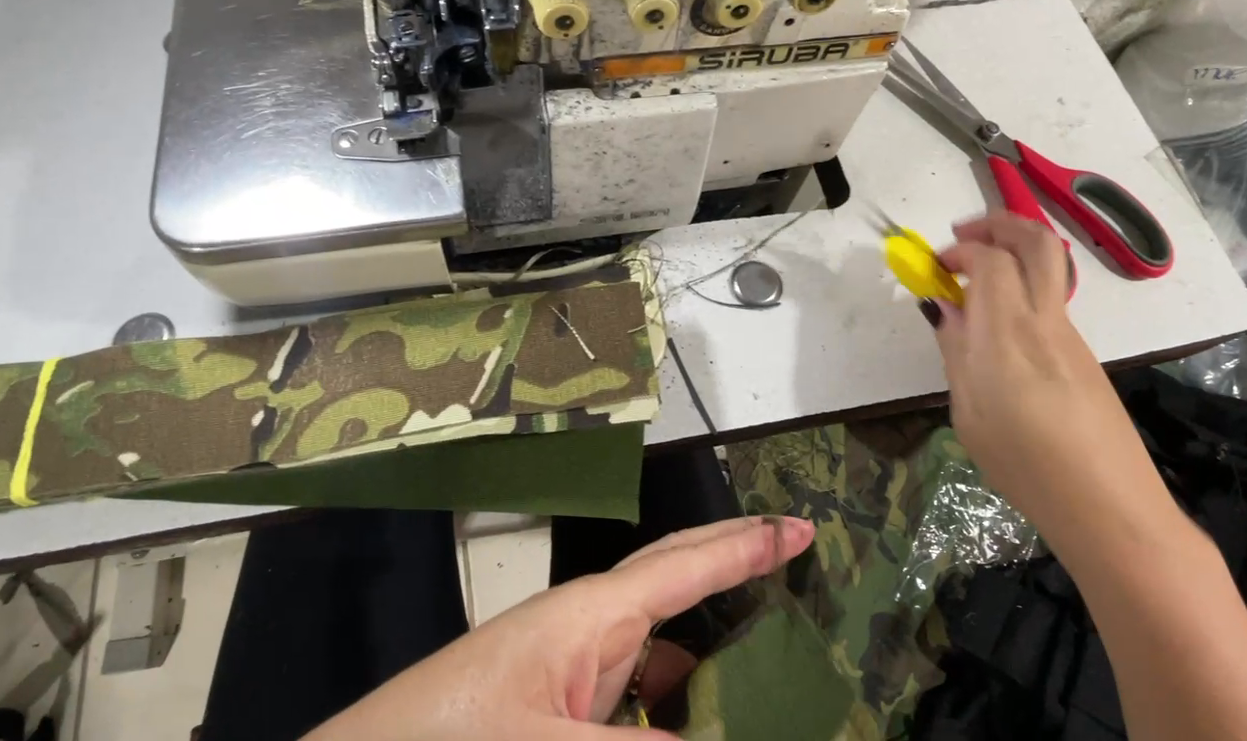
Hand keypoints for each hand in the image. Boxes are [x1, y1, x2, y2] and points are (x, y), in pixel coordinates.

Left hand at [308, 515, 815, 740]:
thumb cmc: (450, 734)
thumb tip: (704, 738)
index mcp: (590, 613)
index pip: (684, 564)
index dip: (745, 546)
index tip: (797, 526)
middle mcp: (589, 624)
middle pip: (675, 577)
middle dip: (732, 561)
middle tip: (793, 551)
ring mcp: (575, 660)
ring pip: (661, 643)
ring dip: (709, 650)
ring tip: (768, 659)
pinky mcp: (561, 696)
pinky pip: (635, 687)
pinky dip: (673, 695)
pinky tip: (696, 716)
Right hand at [923, 213, 1173, 552]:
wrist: (1108, 505)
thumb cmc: (1025, 466)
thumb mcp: (969, 413)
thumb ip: (956, 351)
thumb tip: (944, 308)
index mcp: (1009, 335)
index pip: (989, 259)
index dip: (958, 250)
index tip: (934, 267)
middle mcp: (1045, 321)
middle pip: (1036, 241)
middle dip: (998, 222)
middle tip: (963, 234)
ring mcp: (1071, 336)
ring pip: (1048, 267)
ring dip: (1010, 253)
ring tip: (972, 280)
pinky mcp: (1084, 354)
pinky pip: (1049, 301)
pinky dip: (1020, 288)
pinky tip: (997, 329)